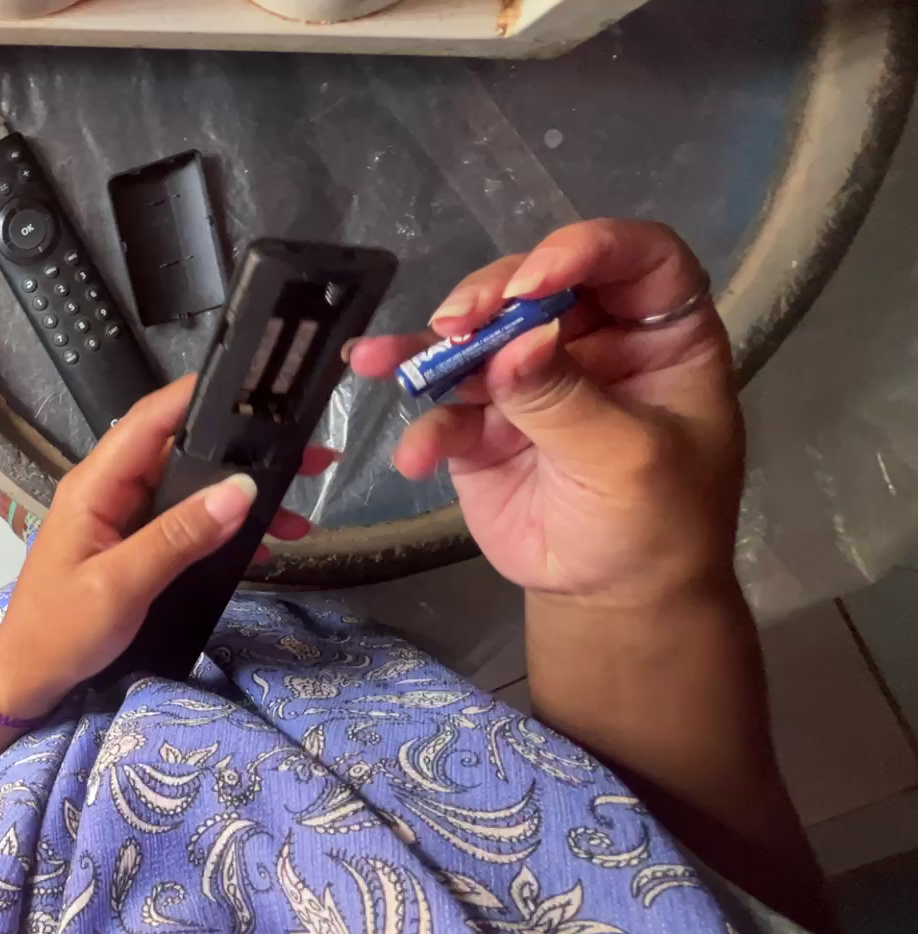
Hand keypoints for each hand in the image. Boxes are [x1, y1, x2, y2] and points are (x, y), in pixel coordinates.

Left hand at [0, 375, 332, 716]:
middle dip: (241, 454)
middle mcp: (110, 492)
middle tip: (308, 459)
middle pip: (179, 453)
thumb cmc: (61, 630)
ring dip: (239, 500)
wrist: (30, 677)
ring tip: (299, 512)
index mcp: (95, 486)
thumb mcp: (120, 584)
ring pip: (189, 492)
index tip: (258, 389)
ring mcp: (122, 519)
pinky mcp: (133, 547)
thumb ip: (178, 537)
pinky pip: (184, 526)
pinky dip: (222, 533)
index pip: (149, 421)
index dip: (199, 397)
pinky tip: (265, 546)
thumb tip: (241, 490)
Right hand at [347, 219, 742, 607]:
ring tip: (373, 360)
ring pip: (468, 345)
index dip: (583, 252)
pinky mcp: (476, 429)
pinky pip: (439, 416)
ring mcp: (523, 387)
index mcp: (653, 338)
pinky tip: (416, 461)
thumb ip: (565, 398)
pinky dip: (421, 434)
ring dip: (418, 352)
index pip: (632, 261)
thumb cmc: (651, 519)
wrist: (601, 589)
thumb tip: (517, 343)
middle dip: (483, 300)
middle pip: (530, 292)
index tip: (527, 287)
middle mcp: (585, 348)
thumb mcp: (624, 455)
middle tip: (448, 326)